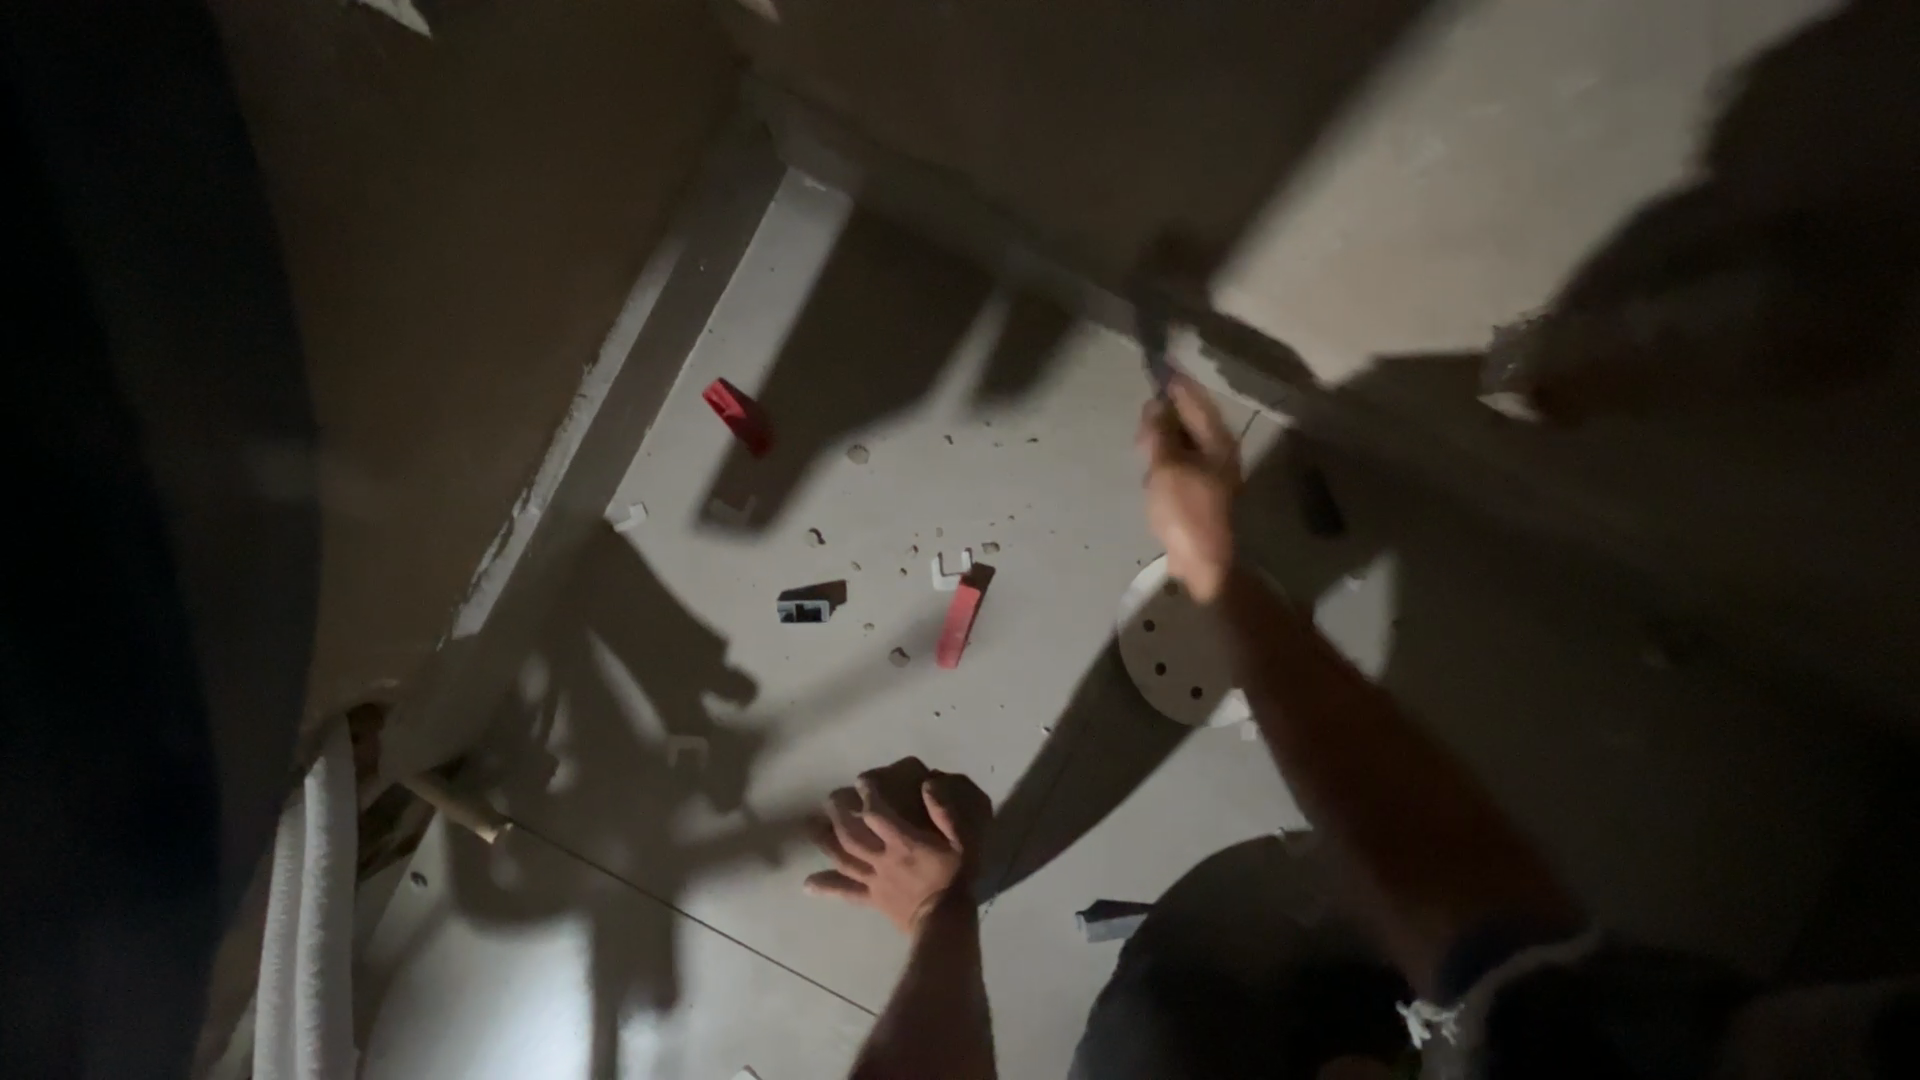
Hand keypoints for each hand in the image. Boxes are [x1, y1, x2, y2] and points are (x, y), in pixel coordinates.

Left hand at [803, 757, 991, 934]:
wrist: (947, 922)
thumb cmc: (956, 877)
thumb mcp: (962, 841)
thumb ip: (945, 812)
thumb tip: (929, 784)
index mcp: (903, 842)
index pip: (877, 812)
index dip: (868, 793)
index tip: (860, 780)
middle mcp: (882, 858)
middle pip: (851, 833)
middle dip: (838, 813)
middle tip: (830, 798)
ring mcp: (874, 879)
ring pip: (843, 858)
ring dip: (825, 841)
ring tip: (810, 826)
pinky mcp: (872, 899)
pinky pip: (847, 892)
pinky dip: (827, 887)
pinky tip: (808, 884)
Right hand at [1138, 373, 1240, 602]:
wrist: (1204, 561)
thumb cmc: (1185, 511)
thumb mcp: (1166, 467)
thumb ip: (1160, 433)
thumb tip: (1156, 405)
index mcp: (1216, 441)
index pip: (1195, 401)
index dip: (1175, 384)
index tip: (1158, 366)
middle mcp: (1218, 452)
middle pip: (1189, 421)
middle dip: (1164, 417)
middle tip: (1143, 424)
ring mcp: (1210, 473)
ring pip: (1182, 443)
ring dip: (1162, 442)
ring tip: (1144, 451)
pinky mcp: (1199, 491)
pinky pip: (1179, 464)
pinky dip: (1164, 462)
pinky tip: (1151, 475)